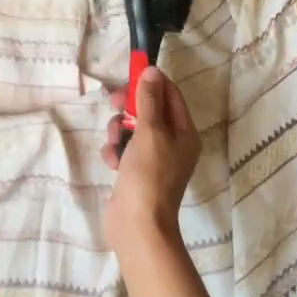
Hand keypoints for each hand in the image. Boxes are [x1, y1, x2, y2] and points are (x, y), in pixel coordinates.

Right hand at [100, 67, 201, 251]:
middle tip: (113, 102)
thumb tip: (151, 70)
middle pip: (149, 110)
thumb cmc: (149, 175)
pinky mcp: (135, 172)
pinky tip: (112, 163)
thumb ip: (149, 100)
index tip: (130, 73)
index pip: (171, 95)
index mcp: (185, 133)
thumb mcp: (149, 132)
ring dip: (118, 131)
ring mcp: (153, 159)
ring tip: (114, 144)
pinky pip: (123, 149)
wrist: (138, 225)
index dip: (151, 82)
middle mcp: (173, 144)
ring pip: (132, 129)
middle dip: (129, 106)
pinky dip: (115, 152)